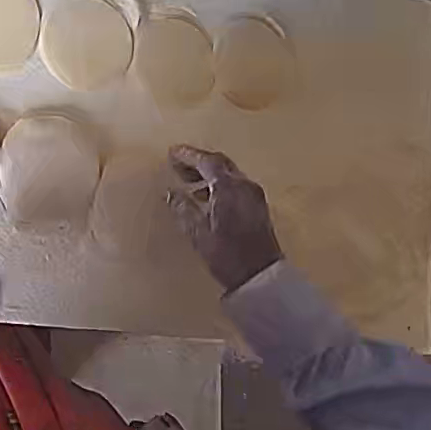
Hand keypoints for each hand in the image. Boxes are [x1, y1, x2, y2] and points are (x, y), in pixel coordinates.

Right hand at [168, 145, 282, 292]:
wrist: (260, 277)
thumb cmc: (227, 254)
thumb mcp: (198, 233)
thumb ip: (183, 208)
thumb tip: (170, 193)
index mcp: (229, 188)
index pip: (208, 162)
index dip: (188, 155)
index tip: (172, 153)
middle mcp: (244, 185)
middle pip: (220, 164)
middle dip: (198, 162)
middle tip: (177, 166)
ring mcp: (253, 195)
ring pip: (228, 174)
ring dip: (208, 174)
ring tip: (187, 183)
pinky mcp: (257, 205)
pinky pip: (235, 185)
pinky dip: (218, 184)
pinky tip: (205, 197)